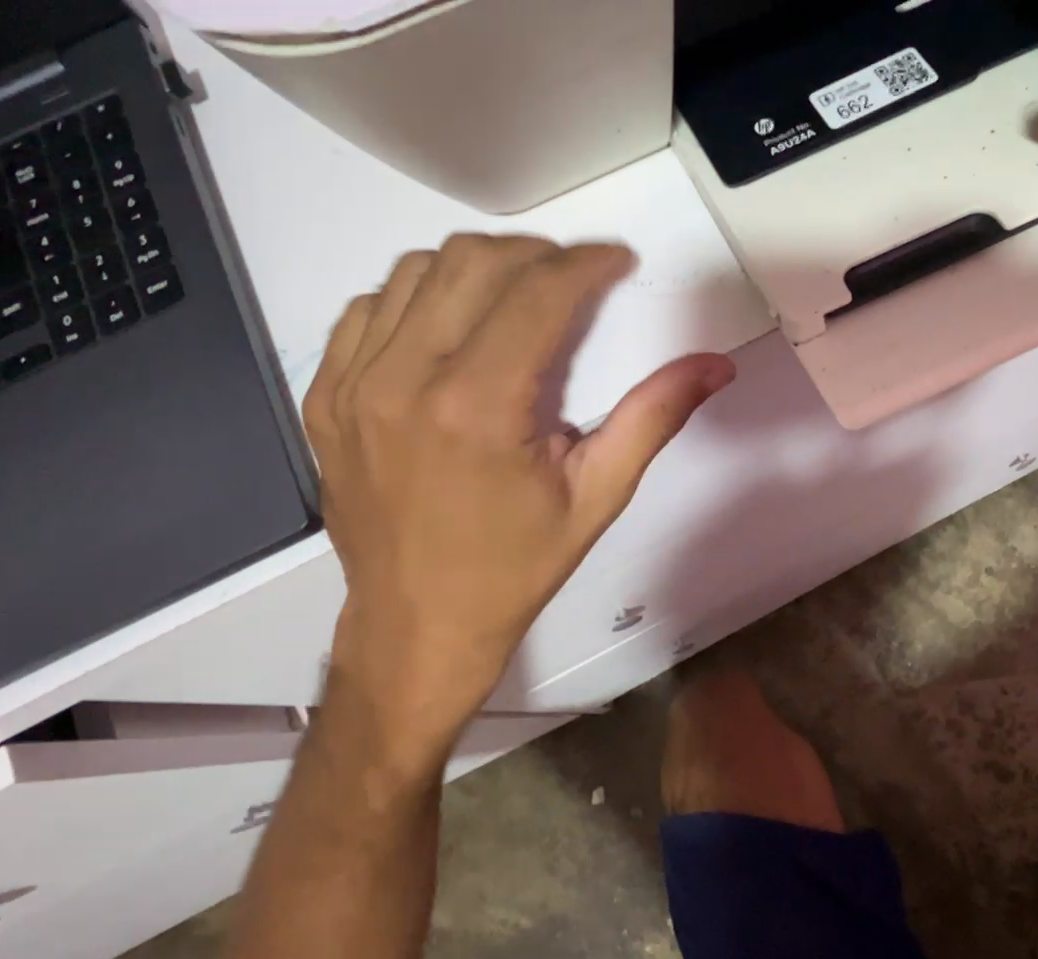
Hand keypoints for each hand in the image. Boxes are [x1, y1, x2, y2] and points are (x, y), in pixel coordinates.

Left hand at [304, 235, 735, 750]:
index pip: (537, 292)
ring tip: (517, 299)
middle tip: (575, 278)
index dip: (586, 262)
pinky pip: (367, 310)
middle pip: (472, 262)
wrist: (418, 624)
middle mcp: (404, 380)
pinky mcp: (323, 397)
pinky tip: (451, 332)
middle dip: (536, 255)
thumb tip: (715, 365)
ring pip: (413, 272)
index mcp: (478, 408)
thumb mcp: (596, 497)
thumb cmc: (516, 568)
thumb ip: (653, 419)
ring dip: (476, 269)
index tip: (615, 260)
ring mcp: (351, 385)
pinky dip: (416, 300)